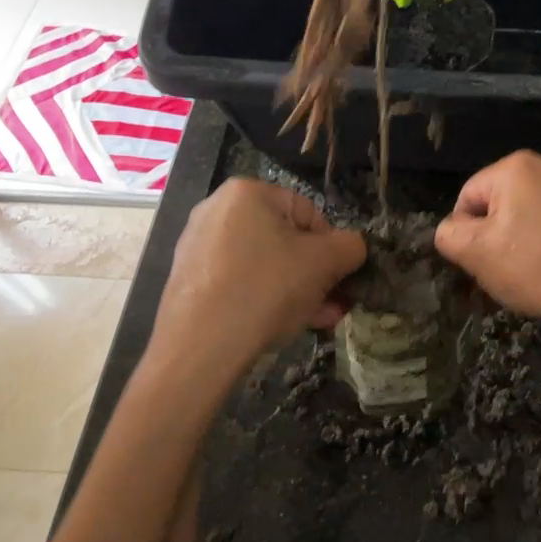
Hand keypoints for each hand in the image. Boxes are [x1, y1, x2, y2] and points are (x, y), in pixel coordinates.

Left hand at [150, 178, 366, 372]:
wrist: (198, 349)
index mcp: (247, 192)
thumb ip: (350, 247)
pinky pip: (238, 282)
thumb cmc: (266, 288)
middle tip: (332, 303)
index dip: (331, 247)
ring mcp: (198, 247)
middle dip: (314, 274)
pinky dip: (263, 299)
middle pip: (285, 240)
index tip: (339, 278)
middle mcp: (217, 210)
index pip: (308, 213)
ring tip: (317, 320)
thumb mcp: (324, 263)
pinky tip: (283, 328)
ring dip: (295, 290)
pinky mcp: (188, 282)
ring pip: (263, 265)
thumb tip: (352, 249)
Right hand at [434, 151, 540, 342]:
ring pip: (522, 214)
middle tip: (503, 270)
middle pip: (496, 203)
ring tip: (528, 273)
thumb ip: (449, 235)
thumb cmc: (535, 268)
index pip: (468, 198)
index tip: (482, 263)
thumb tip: (451, 229)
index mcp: (515, 166)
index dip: (466, 234)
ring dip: (516, 241)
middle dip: (492, 237)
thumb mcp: (476, 254)